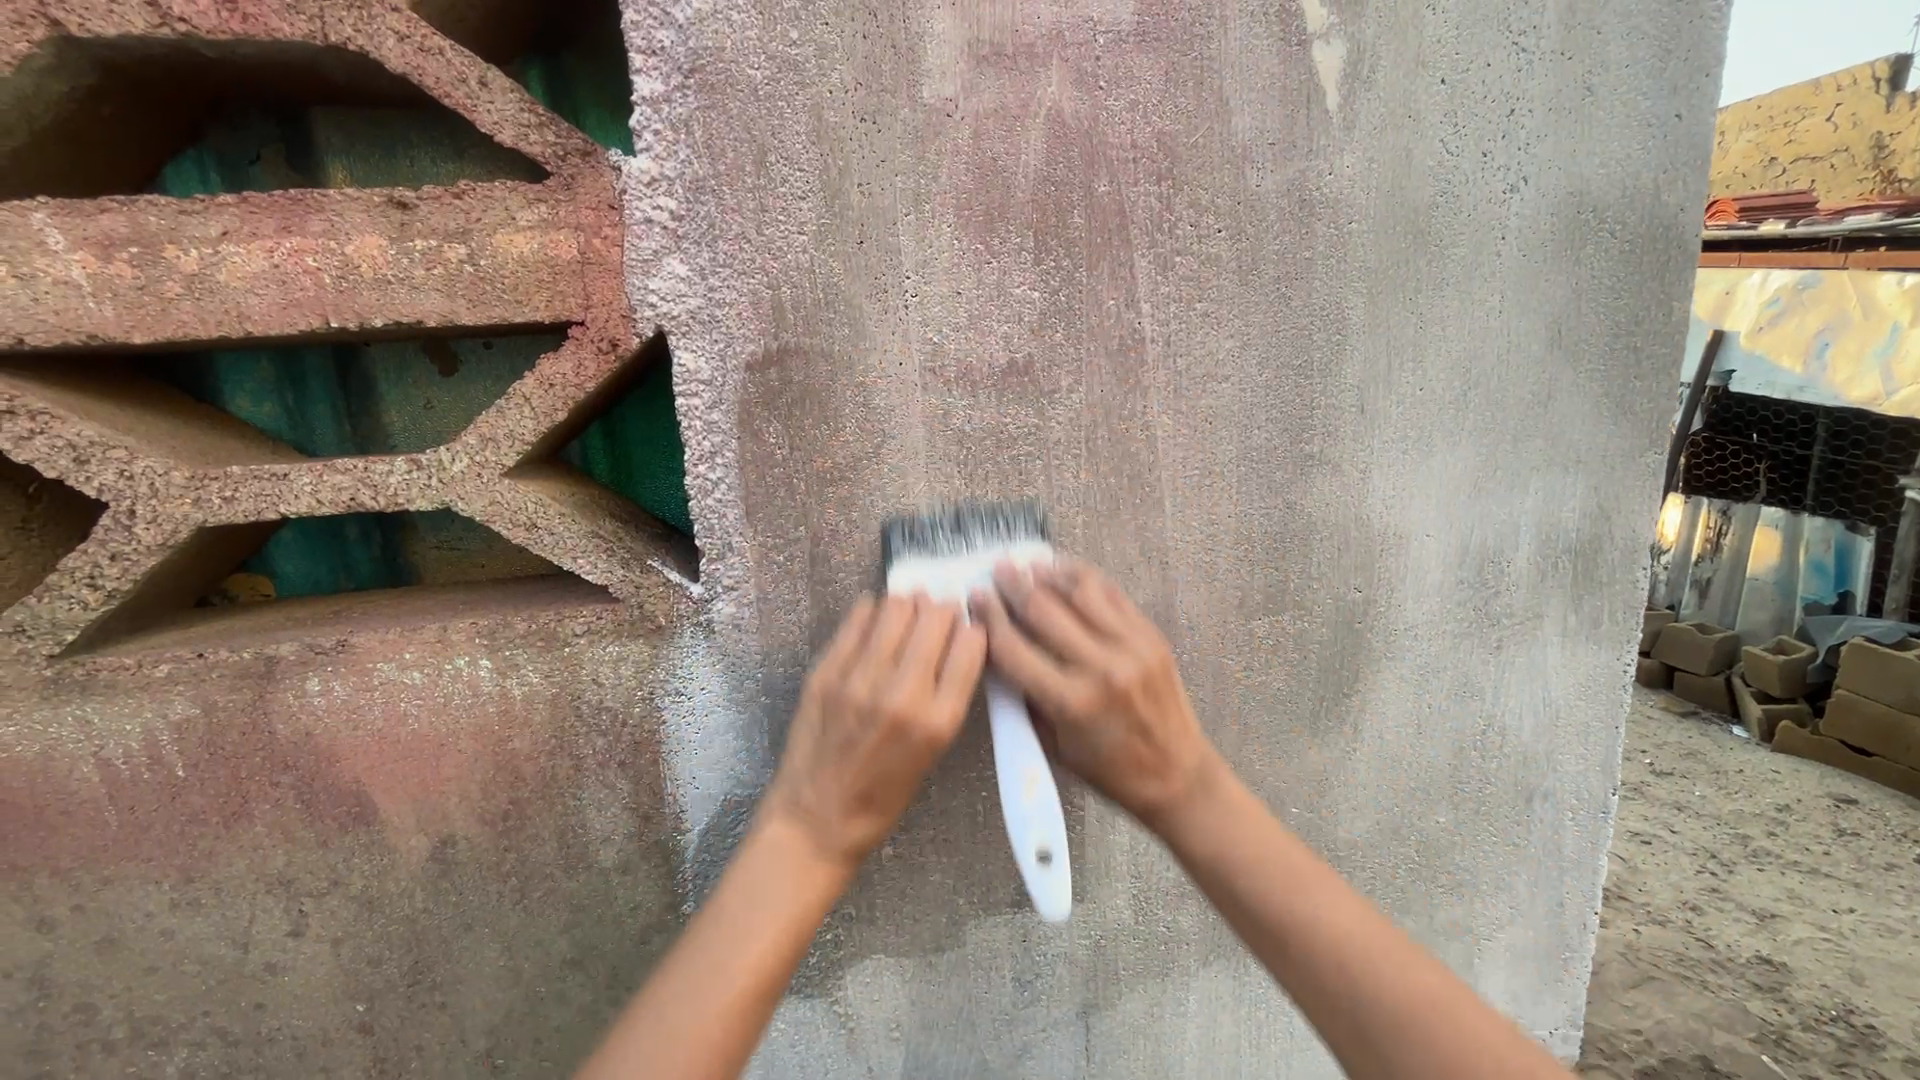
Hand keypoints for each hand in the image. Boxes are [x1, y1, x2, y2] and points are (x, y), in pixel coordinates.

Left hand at [760, 593, 987, 869]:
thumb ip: (947, 695)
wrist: (816, 820)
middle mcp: (902, 694)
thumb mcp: (934, 751)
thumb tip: (956, 640)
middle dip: (943, 611)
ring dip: (909, 604)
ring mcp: (859, 680)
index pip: (970, 646)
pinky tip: (877, 618)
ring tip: (908, 613)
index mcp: (938, 722)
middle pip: (935, 618)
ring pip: (897, 608)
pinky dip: (873, 611)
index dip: (972, 630)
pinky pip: (858, 618)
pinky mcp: (825, 672)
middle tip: (937, 617)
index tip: (966, 630)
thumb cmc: (884, 795)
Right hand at [970, 558, 1221, 830]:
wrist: (1176, 774)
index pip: (1015, 648)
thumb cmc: (1108, 769)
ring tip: (1030, 564)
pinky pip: (1112, 594)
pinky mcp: (1150, 636)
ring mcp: (1131, 647)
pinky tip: (1066, 572)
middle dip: (1014, 586)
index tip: (975, 597)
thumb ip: (1025, 694)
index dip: (989, 618)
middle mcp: (1102, 668)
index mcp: (1071, 702)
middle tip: (998, 570)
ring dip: (1049, 573)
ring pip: (1080, 591)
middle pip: (1044, 610)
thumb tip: (999, 645)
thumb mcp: (1053, 742)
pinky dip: (1084, 578)